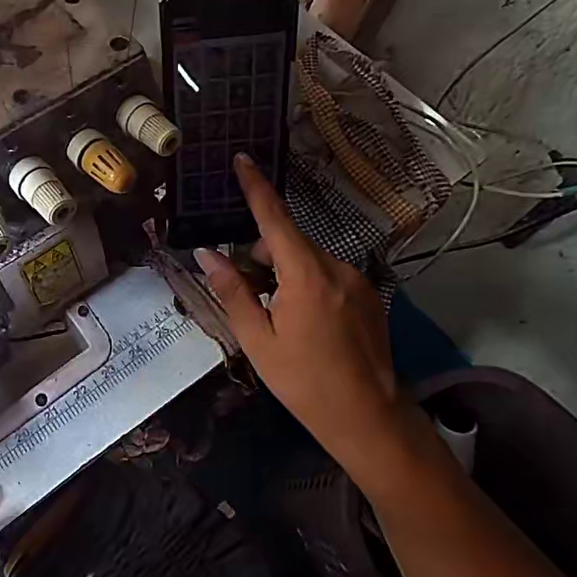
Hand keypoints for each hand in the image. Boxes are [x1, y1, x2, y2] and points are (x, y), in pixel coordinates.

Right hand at [194, 155, 410, 466]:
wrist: (368, 417)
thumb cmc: (304, 382)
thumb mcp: (257, 341)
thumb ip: (232, 292)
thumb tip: (207, 256)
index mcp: (306, 275)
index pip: (275, 219)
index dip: (256, 187)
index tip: (243, 158)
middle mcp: (336, 268)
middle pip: (289, 244)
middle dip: (263, 258)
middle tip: (249, 296)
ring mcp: (358, 281)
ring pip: (308, 261)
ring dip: (286, 275)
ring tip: (279, 319)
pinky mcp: (369, 295)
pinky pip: (328, 276)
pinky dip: (308, 286)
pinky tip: (307, 325)